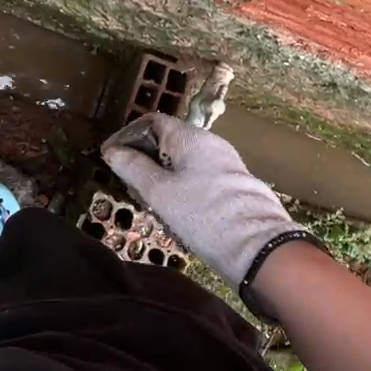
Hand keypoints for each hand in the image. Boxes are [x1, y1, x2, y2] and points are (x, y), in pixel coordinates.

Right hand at [100, 113, 300, 286]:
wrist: (260, 248)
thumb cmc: (203, 214)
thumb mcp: (159, 192)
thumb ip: (133, 168)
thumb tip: (113, 152)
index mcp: (191, 138)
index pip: (152, 122)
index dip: (127, 135)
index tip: (110, 156)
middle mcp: (211, 144)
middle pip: (168, 141)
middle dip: (143, 158)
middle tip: (127, 181)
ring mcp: (226, 165)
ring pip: (183, 161)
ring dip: (161, 175)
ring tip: (147, 199)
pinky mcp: (235, 187)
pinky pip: (198, 177)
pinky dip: (180, 186)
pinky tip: (174, 210)